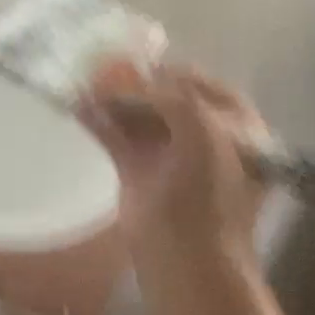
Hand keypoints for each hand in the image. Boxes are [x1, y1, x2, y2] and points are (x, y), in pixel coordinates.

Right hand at [76, 66, 267, 274]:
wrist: (184, 253)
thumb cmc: (208, 197)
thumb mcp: (206, 139)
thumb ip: (180, 102)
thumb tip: (141, 79)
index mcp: (238, 134)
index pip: (211, 91)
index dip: (179, 74)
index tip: (143, 61)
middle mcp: (206, 141)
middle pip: (170, 101)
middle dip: (138, 85)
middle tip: (103, 69)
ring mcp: (170, 156)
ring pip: (139, 118)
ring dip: (113, 100)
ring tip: (84, 82)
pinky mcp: (137, 170)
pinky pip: (116, 138)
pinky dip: (97, 121)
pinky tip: (75, 106)